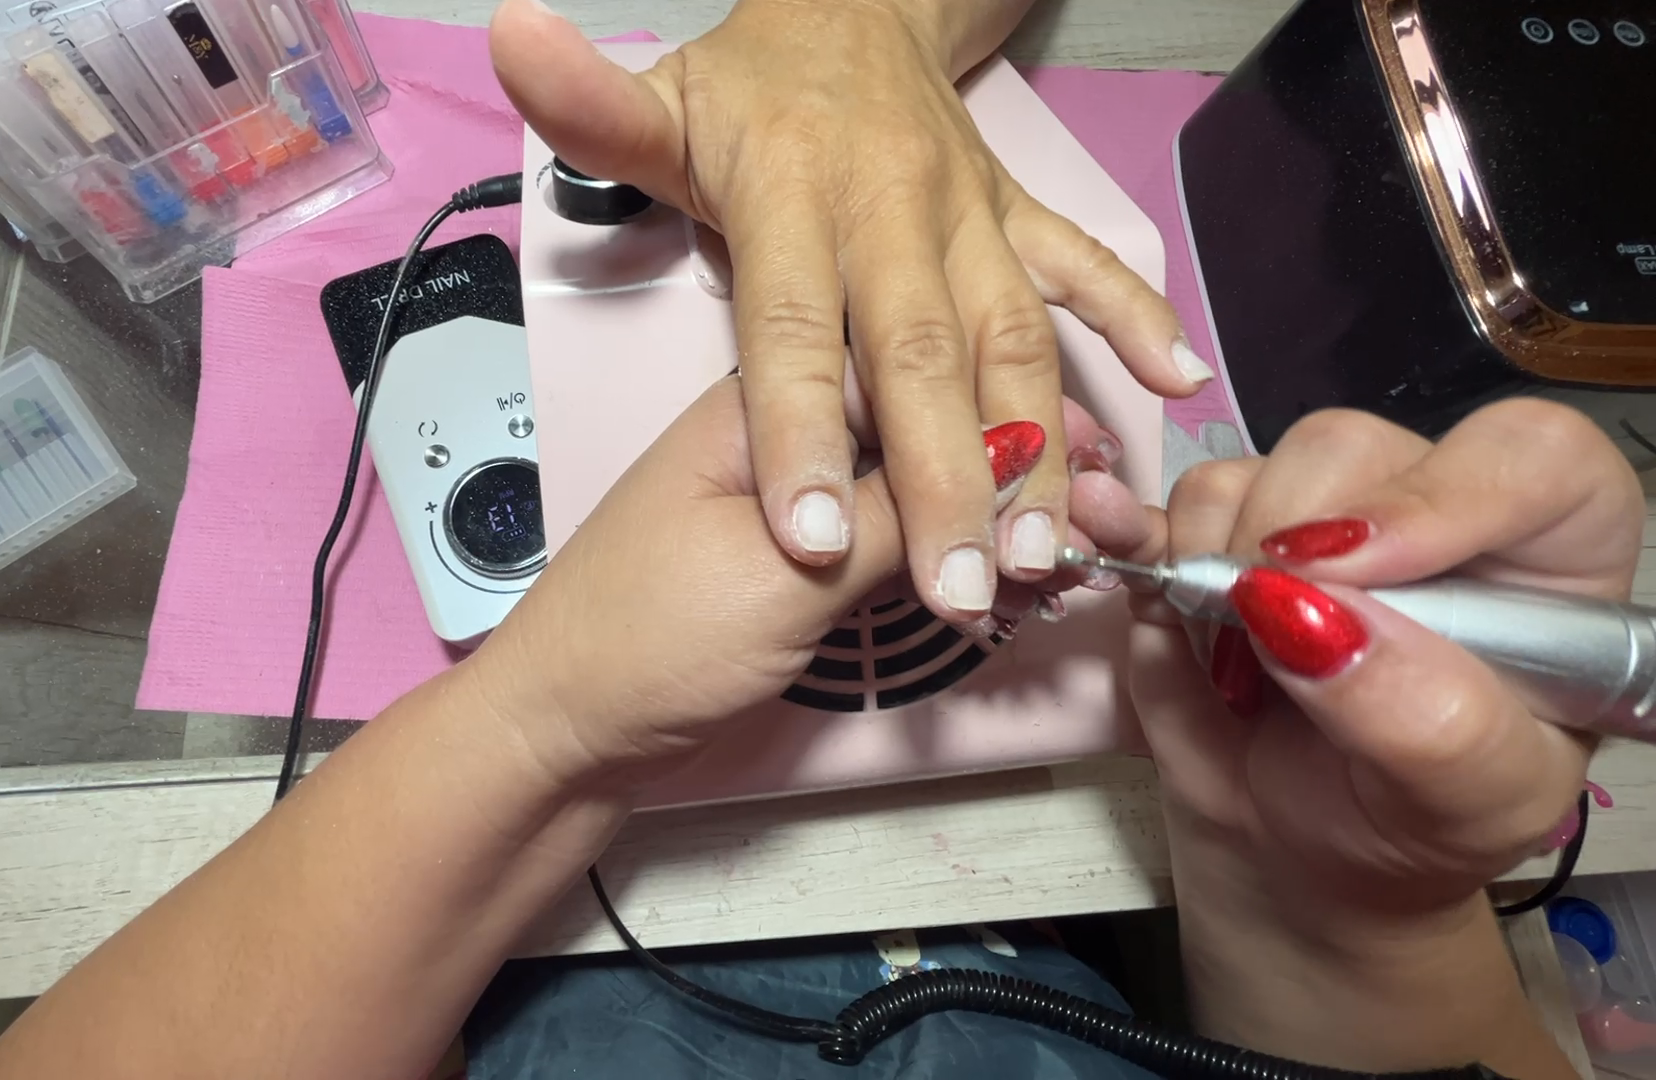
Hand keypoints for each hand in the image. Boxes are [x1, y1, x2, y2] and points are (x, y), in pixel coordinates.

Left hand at [467, 375, 1146, 787]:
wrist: (571, 726)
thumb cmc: (647, 638)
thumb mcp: (776, 570)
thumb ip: (892, 516)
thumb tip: (1003, 473)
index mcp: (768, 402)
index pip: (909, 379)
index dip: (1008, 417)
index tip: (1096, 458)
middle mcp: (790, 438)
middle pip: (929, 431)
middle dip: (1029, 468)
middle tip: (1116, 509)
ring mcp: (800, 500)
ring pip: (923, 487)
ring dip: (1007, 513)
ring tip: (1093, 541)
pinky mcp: (806, 560)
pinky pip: (900, 541)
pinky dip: (959, 553)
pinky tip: (1017, 570)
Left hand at [489, 0, 1207, 633]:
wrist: (851, 8)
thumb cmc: (747, 92)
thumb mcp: (664, 109)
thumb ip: (595, 111)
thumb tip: (512, 39)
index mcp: (796, 196)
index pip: (792, 333)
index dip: (801, 433)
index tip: (809, 541)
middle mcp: (894, 212)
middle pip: (918, 362)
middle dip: (942, 482)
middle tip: (959, 590)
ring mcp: (969, 216)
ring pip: (1012, 340)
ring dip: (1037, 446)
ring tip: (1049, 547)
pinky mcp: (1017, 215)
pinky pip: (1080, 269)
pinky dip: (1130, 322)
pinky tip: (1172, 386)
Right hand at [1129, 400, 1641, 922]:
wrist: (1285, 838)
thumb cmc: (1401, 822)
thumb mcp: (1465, 801)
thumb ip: (1419, 715)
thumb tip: (1291, 610)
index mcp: (1528, 562)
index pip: (1523, 460)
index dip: (1437, 492)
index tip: (1348, 569)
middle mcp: (1402, 520)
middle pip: (1342, 448)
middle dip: (1281, 535)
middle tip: (1258, 631)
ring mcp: (1281, 528)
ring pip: (1232, 476)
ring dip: (1204, 558)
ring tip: (1219, 651)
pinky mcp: (1192, 548)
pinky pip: (1149, 508)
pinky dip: (1123, 528)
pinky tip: (1125, 559)